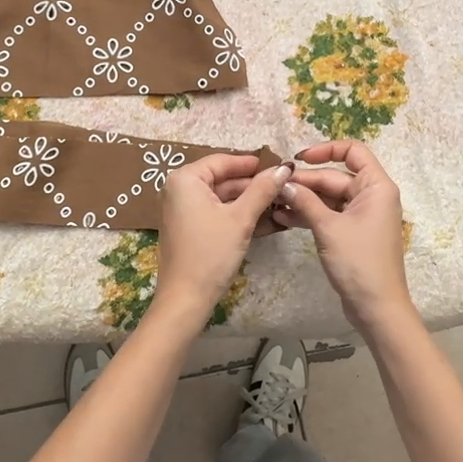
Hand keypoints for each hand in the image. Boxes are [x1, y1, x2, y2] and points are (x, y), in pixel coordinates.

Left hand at [154, 154, 290, 324]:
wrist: (185, 299)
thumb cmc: (211, 253)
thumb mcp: (240, 219)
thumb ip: (262, 190)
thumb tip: (284, 168)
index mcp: (185, 179)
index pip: (223, 161)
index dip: (251, 164)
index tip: (278, 166)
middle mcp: (178, 188)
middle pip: (221, 178)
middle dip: (251, 184)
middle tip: (283, 186)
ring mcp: (181, 209)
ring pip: (220, 196)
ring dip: (247, 200)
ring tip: (278, 202)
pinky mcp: (187, 227)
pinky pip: (214, 211)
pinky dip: (235, 213)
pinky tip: (261, 218)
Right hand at [274, 141, 411, 331]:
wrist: (377, 309)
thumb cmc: (359, 262)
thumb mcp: (328, 227)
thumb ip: (305, 200)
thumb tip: (283, 182)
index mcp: (376, 186)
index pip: (353, 151)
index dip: (325, 149)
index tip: (299, 159)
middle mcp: (372, 196)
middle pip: (335, 176)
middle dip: (305, 182)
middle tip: (275, 187)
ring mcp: (362, 215)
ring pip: (328, 197)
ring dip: (303, 199)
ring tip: (274, 203)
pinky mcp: (352, 233)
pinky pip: (329, 214)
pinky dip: (309, 214)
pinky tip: (283, 217)